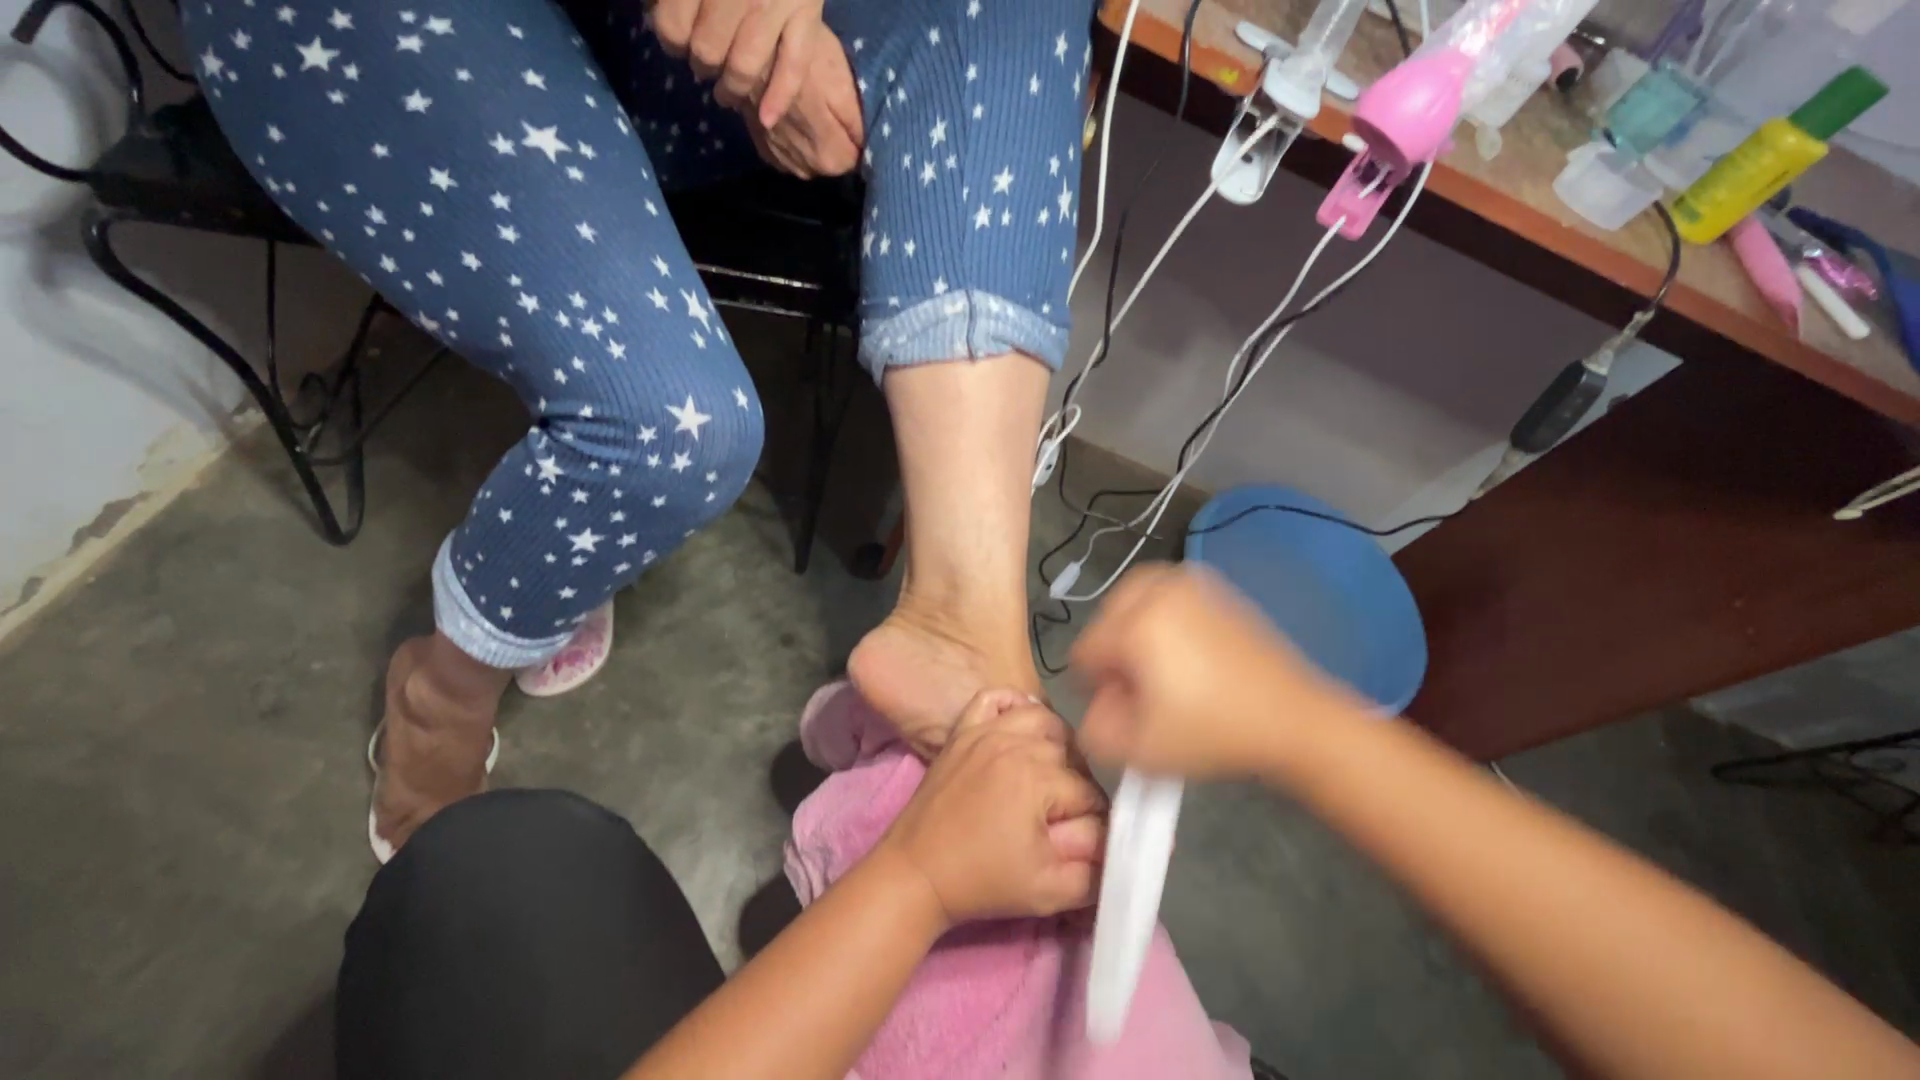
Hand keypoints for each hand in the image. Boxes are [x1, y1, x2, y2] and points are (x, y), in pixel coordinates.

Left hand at [650, 0, 821, 125]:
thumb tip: (655, 14)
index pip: (673, 25)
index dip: (668, 38)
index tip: (673, 38)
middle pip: (707, 50)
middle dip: (700, 63)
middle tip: (701, 66)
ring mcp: (777, 6)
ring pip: (744, 66)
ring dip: (731, 88)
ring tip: (725, 94)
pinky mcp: (807, 17)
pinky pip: (793, 67)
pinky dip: (780, 97)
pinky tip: (767, 119)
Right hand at [721, 29, 862, 178]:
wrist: (753, 48)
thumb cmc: (806, 61)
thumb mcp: (843, 86)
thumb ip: (858, 126)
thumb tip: (867, 149)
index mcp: (828, 158)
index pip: (854, 164)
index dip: (857, 142)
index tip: (852, 119)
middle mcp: (805, 169)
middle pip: (831, 165)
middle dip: (836, 144)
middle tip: (831, 109)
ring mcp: (781, 161)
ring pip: (811, 163)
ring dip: (815, 144)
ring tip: (811, 112)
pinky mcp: (763, 150)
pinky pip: (789, 156)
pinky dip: (794, 142)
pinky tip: (793, 118)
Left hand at [875, 690, 1106, 924]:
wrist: (916, 874)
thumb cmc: (983, 884)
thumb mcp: (1051, 891)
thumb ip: (1099, 872)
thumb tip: (1132, 848)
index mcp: (1036, 778)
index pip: (1091, 792)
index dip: (1095, 820)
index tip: (1084, 842)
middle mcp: (1014, 743)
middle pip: (1071, 754)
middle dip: (1076, 785)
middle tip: (1064, 818)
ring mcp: (984, 732)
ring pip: (1042, 721)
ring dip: (1055, 745)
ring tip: (1049, 778)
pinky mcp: (962, 732)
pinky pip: (994, 699)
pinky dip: (1014, 707)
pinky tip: (1020, 732)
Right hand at [1071, 564, 1357, 778]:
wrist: (1293, 719)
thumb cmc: (1214, 733)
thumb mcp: (1141, 750)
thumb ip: (1094, 729)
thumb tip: (1094, 705)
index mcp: (1136, 622)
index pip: (1086, 650)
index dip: (1095, 685)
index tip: (1123, 708)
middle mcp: (1159, 589)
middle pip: (1107, 618)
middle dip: (1115, 651)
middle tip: (1140, 687)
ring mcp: (1191, 584)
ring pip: (1135, 601)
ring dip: (1135, 630)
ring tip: (1157, 666)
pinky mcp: (1216, 589)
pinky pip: (1167, 596)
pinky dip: (1162, 618)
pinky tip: (1182, 653)